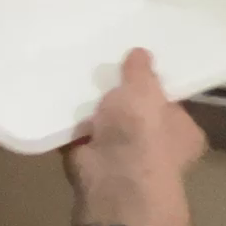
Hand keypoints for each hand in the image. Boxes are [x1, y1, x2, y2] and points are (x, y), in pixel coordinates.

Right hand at [63, 49, 204, 225]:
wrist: (112, 173)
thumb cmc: (140, 134)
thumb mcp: (144, 95)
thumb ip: (141, 74)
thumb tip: (143, 52)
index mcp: (180, 129)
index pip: (164, 99)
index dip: (145, 81)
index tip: (120, 60)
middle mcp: (155, 139)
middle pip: (128, 105)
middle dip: (106, 88)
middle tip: (84, 62)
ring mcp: (120, 145)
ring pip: (98, 113)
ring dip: (80, 99)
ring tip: (57, 69)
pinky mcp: (89, 148)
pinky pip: (73, 122)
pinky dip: (61, 112)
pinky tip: (45, 90)